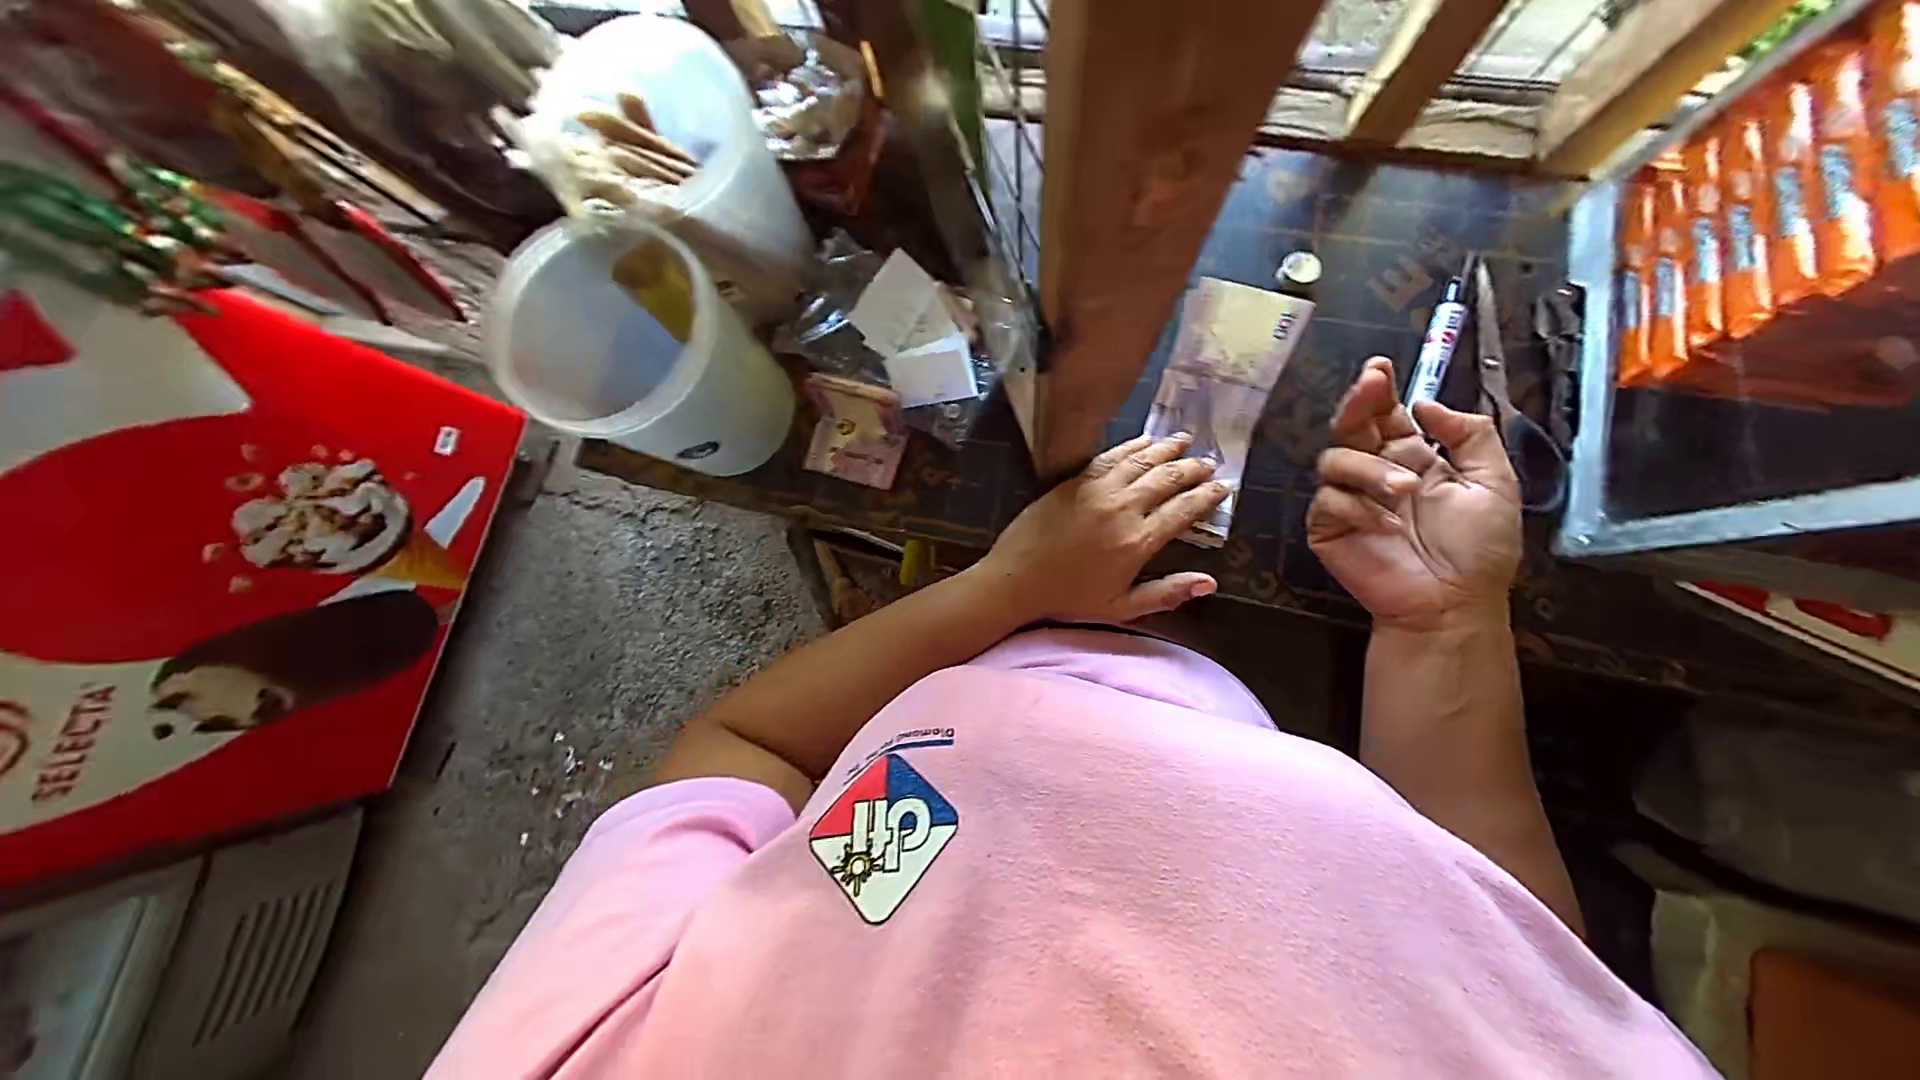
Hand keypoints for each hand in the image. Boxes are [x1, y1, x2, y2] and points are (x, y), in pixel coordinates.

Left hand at [974, 433, 1229, 622]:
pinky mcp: (1075, 480)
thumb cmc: (1069, 597)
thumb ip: (1167, 593)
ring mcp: (1098, 490)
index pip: (1184, 510)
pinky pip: (1110, 456)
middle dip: (1193, 468)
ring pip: (1141, 461)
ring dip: (1167, 449)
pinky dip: (1132, 445)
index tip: (1223, 487)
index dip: (1208, 496)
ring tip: (1184, 442)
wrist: (1017, 578)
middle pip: (1168, 479)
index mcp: (1139, 541)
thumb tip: (1210, 582)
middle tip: (1208, 462)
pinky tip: (1145, 440)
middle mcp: (1123, 509)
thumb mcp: (1121, 607)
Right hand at [1307, 356, 1520, 631]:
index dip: (1378, 392)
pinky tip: (1384, 525)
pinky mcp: (1327, 527)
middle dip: (1356, 404)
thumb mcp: (1495, 484)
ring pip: (1334, 461)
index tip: (1379, 369)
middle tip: (1367, 387)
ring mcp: (1347, 500)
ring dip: (1369, 469)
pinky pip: (1328, 502)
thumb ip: (1470, 436)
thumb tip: (1427, 405)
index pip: (1386, 417)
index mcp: (1412, 459)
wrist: (1452, 602)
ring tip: (1404, 491)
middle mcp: (1374, 473)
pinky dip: (1356, 507)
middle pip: (1350, 428)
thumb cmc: (1477, 549)